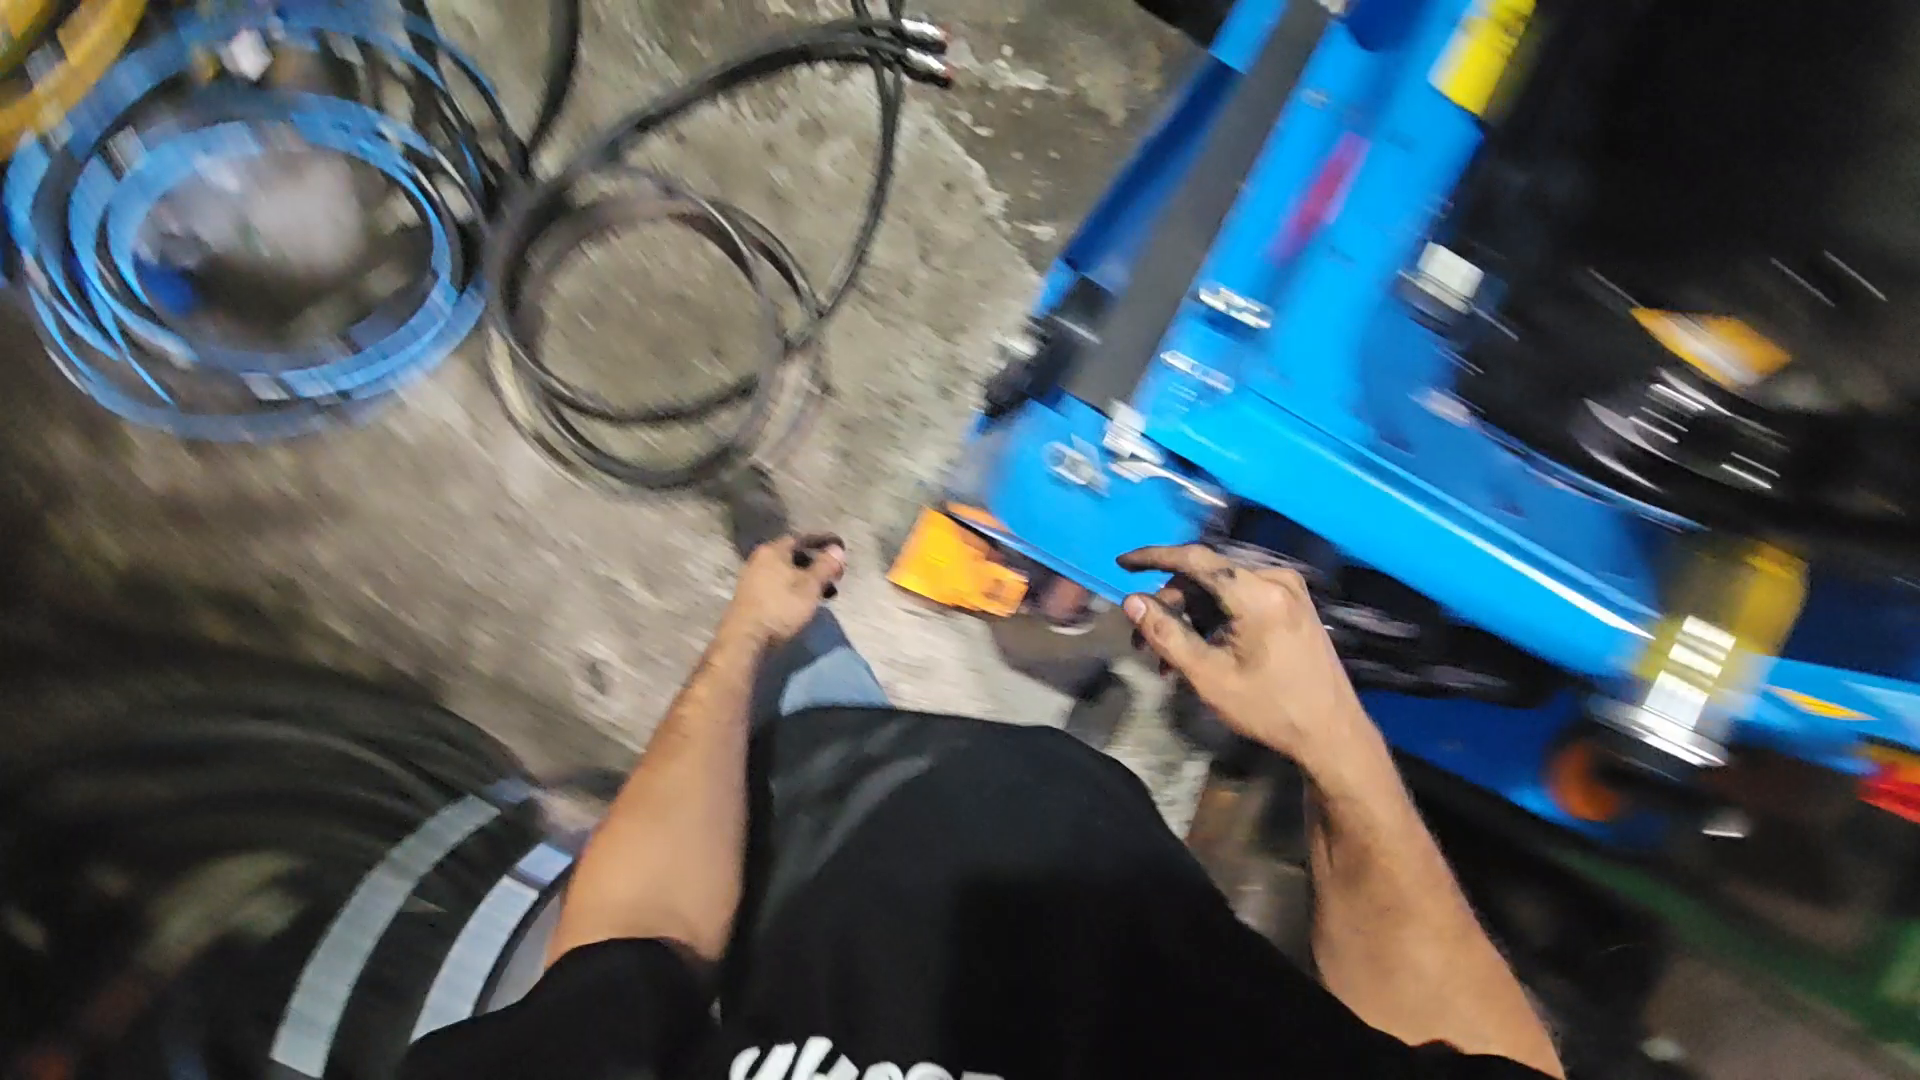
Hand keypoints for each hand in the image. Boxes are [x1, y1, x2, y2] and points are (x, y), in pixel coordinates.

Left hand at [719, 534, 846, 647]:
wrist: (745, 639)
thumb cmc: (780, 608)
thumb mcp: (810, 586)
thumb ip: (825, 566)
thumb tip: (837, 549)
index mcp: (773, 550)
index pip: (802, 539)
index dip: (822, 543)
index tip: (839, 551)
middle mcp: (759, 559)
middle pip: (793, 555)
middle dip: (816, 564)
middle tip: (834, 575)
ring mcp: (752, 578)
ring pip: (786, 572)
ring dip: (806, 579)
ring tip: (823, 593)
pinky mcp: (750, 596)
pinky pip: (778, 584)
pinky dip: (794, 588)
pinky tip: (803, 602)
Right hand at [1117, 544, 1373, 770]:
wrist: (1332, 735)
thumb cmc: (1270, 708)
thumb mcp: (1208, 676)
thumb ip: (1166, 634)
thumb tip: (1131, 602)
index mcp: (1259, 594)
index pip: (1195, 559)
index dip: (1153, 557)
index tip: (1121, 563)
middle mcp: (1276, 580)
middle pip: (1204, 578)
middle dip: (1169, 606)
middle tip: (1144, 643)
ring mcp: (1287, 591)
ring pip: (1218, 591)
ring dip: (1189, 618)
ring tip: (1169, 659)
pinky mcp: (1291, 605)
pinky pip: (1238, 599)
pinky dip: (1213, 620)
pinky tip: (1198, 651)